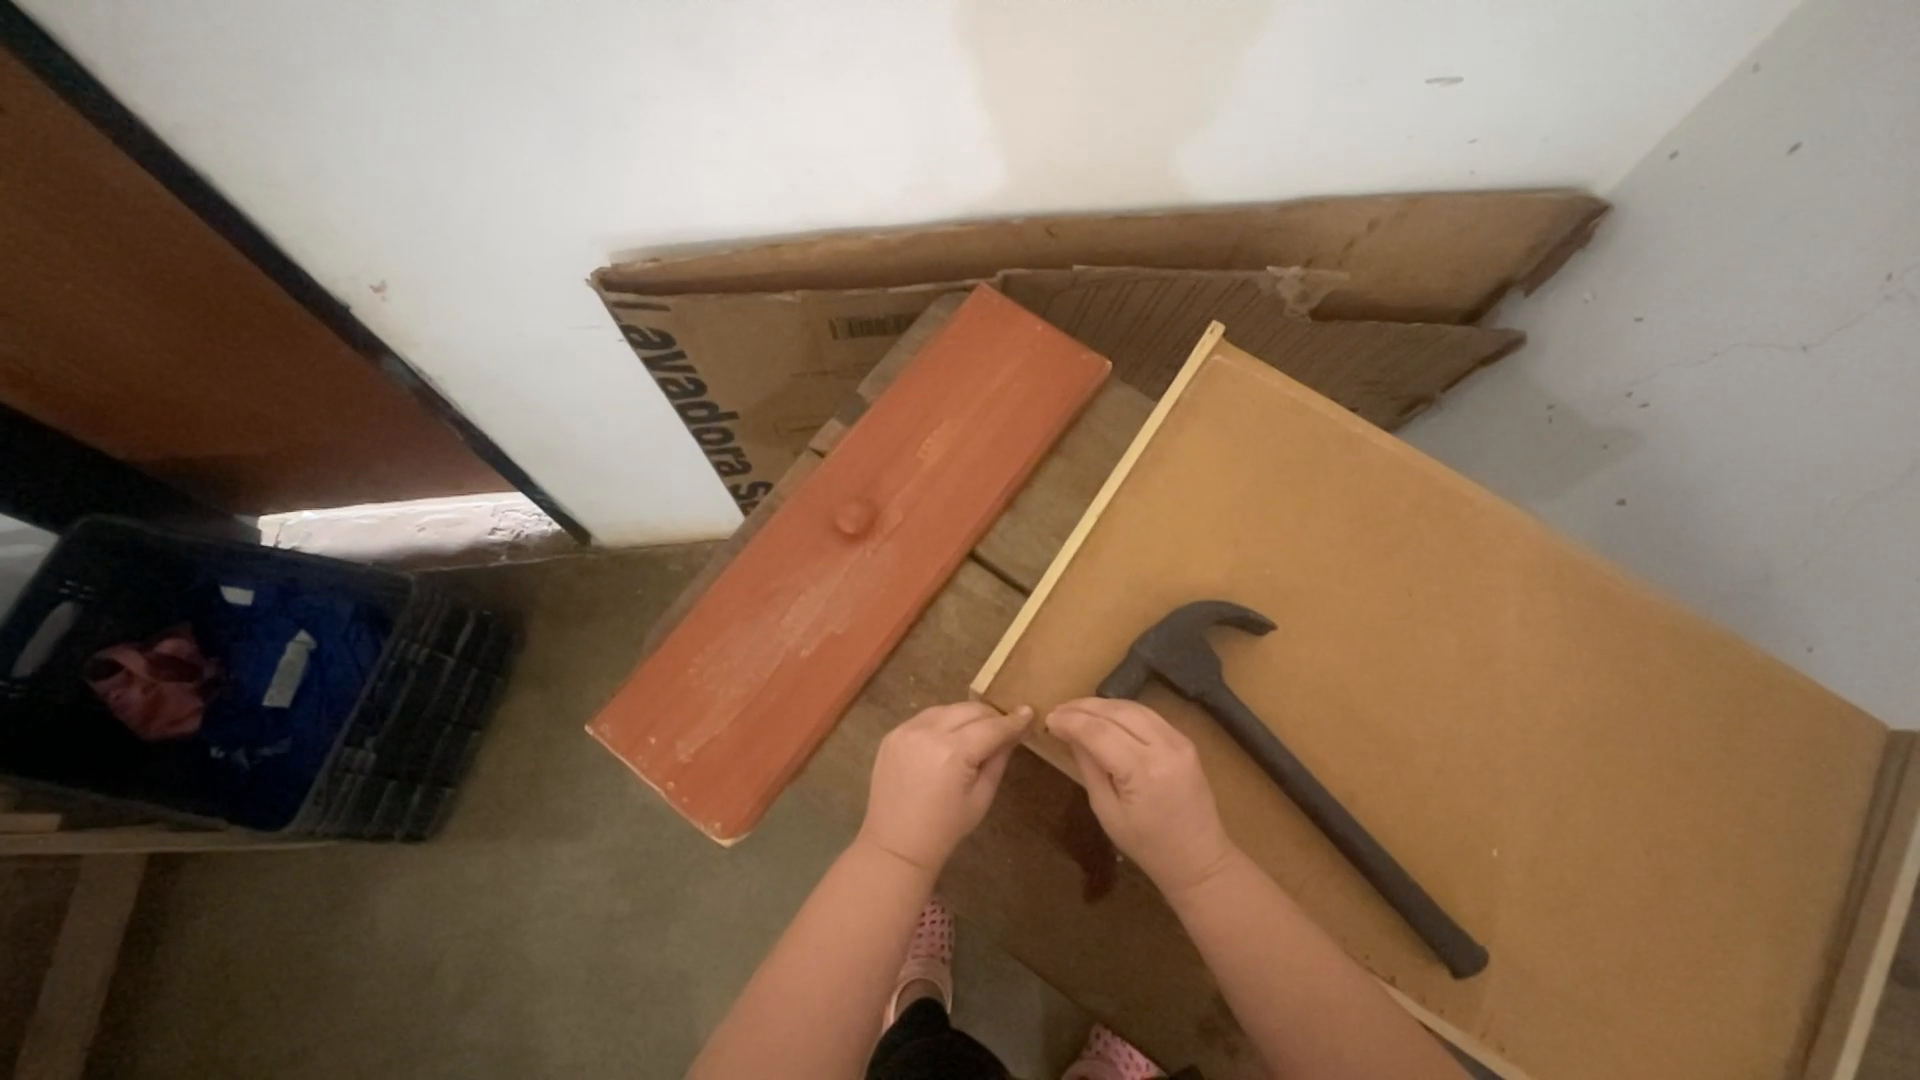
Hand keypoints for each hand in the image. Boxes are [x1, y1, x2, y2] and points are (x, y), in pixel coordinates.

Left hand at [858, 701, 1032, 873]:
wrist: (895, 844)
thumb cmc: (945, 828)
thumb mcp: (981, 797)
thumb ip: (998, 759)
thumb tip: (1012, 734)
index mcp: (952, 752)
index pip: (991, 727)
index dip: (1013, 721)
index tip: (1028, 713)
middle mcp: (928, 733)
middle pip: (969, 709)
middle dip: (991, 716)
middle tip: (1005, 726)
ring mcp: (906, 731)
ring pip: (946, 709)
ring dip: (966, 715)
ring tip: (978, 731)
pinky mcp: (892, 734)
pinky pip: (925, 718)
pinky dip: (942, 722)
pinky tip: (950, 736)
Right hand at [1047, 697, 1237, 896]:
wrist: (1199, 858)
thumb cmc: (1147, 845)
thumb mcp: (1106, 811)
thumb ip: (1089, 767)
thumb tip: (1069, 734)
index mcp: (1143, 771)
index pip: (1099, 732)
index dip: (1071, 721)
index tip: (1049, 718)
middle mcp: (1165, 747)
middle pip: (1117, 712)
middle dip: (1084, 707)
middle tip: (1058, 710)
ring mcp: (1179, 741)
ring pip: (1134, 708)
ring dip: (1103, 705)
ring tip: (1076, 710)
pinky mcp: (1185, 741)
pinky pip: (1149, 716)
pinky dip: (1123, 711)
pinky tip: (1105, 716)